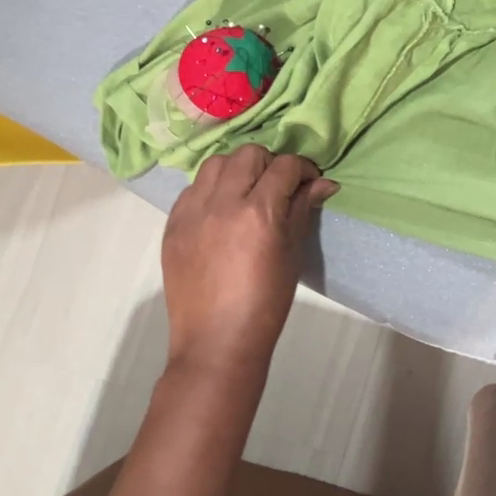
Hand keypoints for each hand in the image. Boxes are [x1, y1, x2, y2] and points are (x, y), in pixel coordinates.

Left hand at [161, 144, 337, 374]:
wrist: (217, 341)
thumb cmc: (266, 300)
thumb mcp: (292, 251)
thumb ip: (303, 209)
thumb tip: (323, 182)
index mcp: (258, 212)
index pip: (285, 166)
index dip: (303, 169)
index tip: (309, 183)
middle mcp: (222, 204)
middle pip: (248, 154)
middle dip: (270, 163)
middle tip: (278, 186)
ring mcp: (192, 214)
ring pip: (216, 163)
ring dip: (237, 169)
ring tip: (246, 192)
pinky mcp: (172, 226)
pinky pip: (192, 189)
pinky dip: (211, 189)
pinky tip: (221, 210)